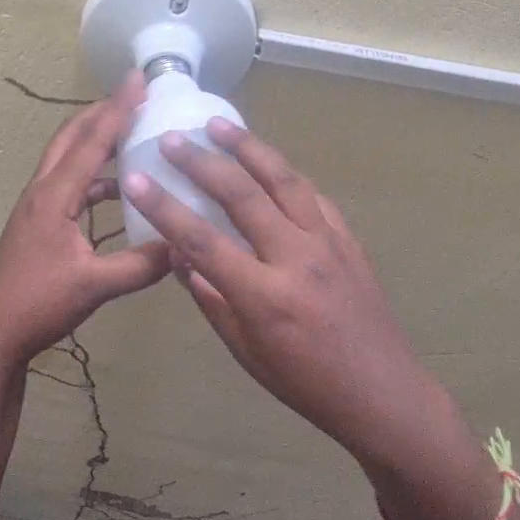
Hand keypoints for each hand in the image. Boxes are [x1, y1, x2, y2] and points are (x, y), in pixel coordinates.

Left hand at [0, 71, 171, 365]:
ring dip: (96, 142)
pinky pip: (69, 184)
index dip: (117, 109)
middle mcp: (42, 191)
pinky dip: (94, 177)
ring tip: (132, 136)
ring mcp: (37, 207)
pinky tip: (119, 191)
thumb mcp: (95, 286)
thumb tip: (184, 246)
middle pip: (71, 137)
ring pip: (67, 159)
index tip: (139, 80)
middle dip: (101, 112)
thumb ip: (140, 265)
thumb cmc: (39, 303)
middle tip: (135, 96)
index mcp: (54, 197)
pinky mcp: (38, 222)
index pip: (91, 142)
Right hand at [121, 118, 455, 469]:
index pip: (203, 240)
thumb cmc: (305, 383)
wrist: (384, 394)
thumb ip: (210, 299)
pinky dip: (286, 176)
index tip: (136, 178)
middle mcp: (296, 258)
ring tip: (219, 125)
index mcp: (264, 296)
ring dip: (248, 148)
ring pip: (284, 180)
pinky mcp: (349, 240)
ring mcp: (328, 243)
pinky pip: (313, 197)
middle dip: (202, 162)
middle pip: (242, 195)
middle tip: (173, 138)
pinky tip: (269, 166)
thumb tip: (179, 257)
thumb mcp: (245, 351)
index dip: (165, 207)